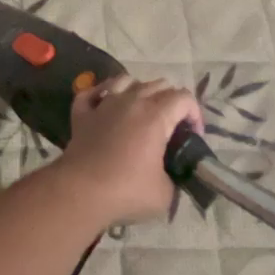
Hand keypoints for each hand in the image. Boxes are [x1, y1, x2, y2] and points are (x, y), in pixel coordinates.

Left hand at [56, 76, 204, 227]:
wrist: (80, 191)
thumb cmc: (126, 191)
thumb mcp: (165, 194)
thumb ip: (174, 179)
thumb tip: (172, 177)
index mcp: (156, 116)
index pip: (184, 98)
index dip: (195, 114)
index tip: (193, 137)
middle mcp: (131, 101)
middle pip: (159, 84)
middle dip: (171, 101)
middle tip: (171, 128)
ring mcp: (104, 103)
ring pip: (127, 80)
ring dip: (140, 91)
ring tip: (142, 111)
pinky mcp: (82, 112)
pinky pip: (94, 92)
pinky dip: (103, 94)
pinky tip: (106, 105)